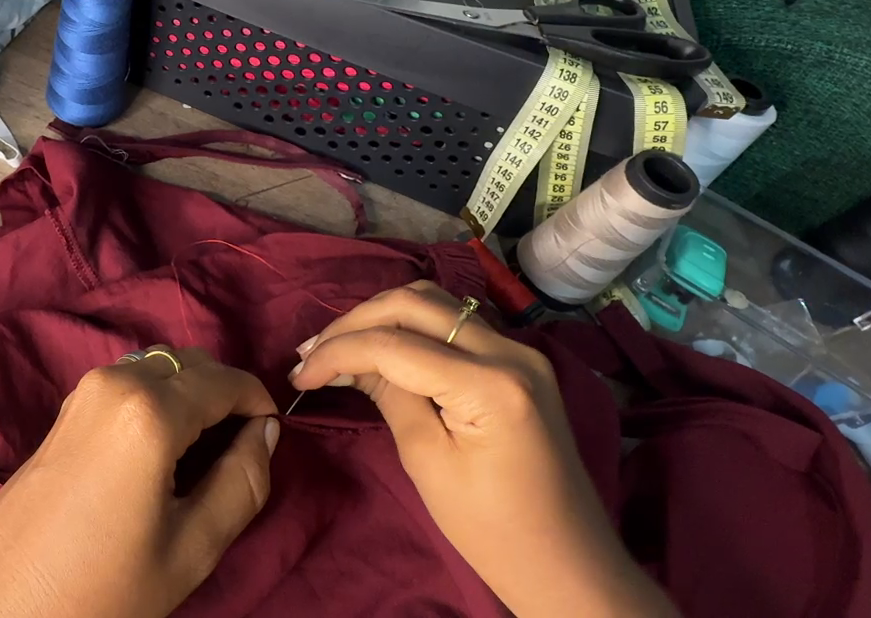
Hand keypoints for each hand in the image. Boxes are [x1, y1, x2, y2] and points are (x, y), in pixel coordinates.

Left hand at [0, 345, 280, 617]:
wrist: (2, 607)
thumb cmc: (103, 587)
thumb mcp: (191, 547)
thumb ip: (242, 481)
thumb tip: (265, 432)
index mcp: (148, 410)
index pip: (224, 381)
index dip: (258, 400)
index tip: (274, 431)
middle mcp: (115, 381)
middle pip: (190, 363)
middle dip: (225, 393)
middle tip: (243, 445)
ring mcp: (85, 389)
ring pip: (159, 366)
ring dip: (190, 391)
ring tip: (205, 449)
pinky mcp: (67, 406)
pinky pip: (129, 380)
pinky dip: (158, 396)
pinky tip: (162, 446)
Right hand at [289, 282, 677, 617]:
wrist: (570, 568)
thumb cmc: (493, 533)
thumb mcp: (427, 463)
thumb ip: (388, 395)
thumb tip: (346, 359)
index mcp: (490, 385)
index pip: (394, 344)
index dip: (338, 352)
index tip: (299, 373)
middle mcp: (509, 351)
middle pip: (412, 303)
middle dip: (354, 323)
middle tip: (312, 352)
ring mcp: (519, 351)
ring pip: (432, 302)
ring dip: (380, 316)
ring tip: (339, 345)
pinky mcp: (517, 361)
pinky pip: (452, 323)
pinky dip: (409, 326)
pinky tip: (379, 346)